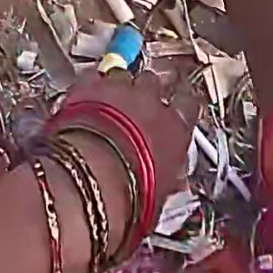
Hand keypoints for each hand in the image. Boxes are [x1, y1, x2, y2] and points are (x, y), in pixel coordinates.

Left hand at [60, 68, 194, 206]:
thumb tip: (169, 184)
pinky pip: (93, 76)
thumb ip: (168, 179)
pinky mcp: (89, 86)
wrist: (93, 179)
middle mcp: (150, 101)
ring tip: (108, 103)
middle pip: (154, 82)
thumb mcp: (160, 197)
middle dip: (146, 91)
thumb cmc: (130, 197)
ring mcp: (119, 89)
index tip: (179, 104)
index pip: (189, 103)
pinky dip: (90, 84)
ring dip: (117, 86)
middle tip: (137, 106)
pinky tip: (84, 96)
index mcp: (175, 128)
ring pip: (123, 75)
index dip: (182, 102)